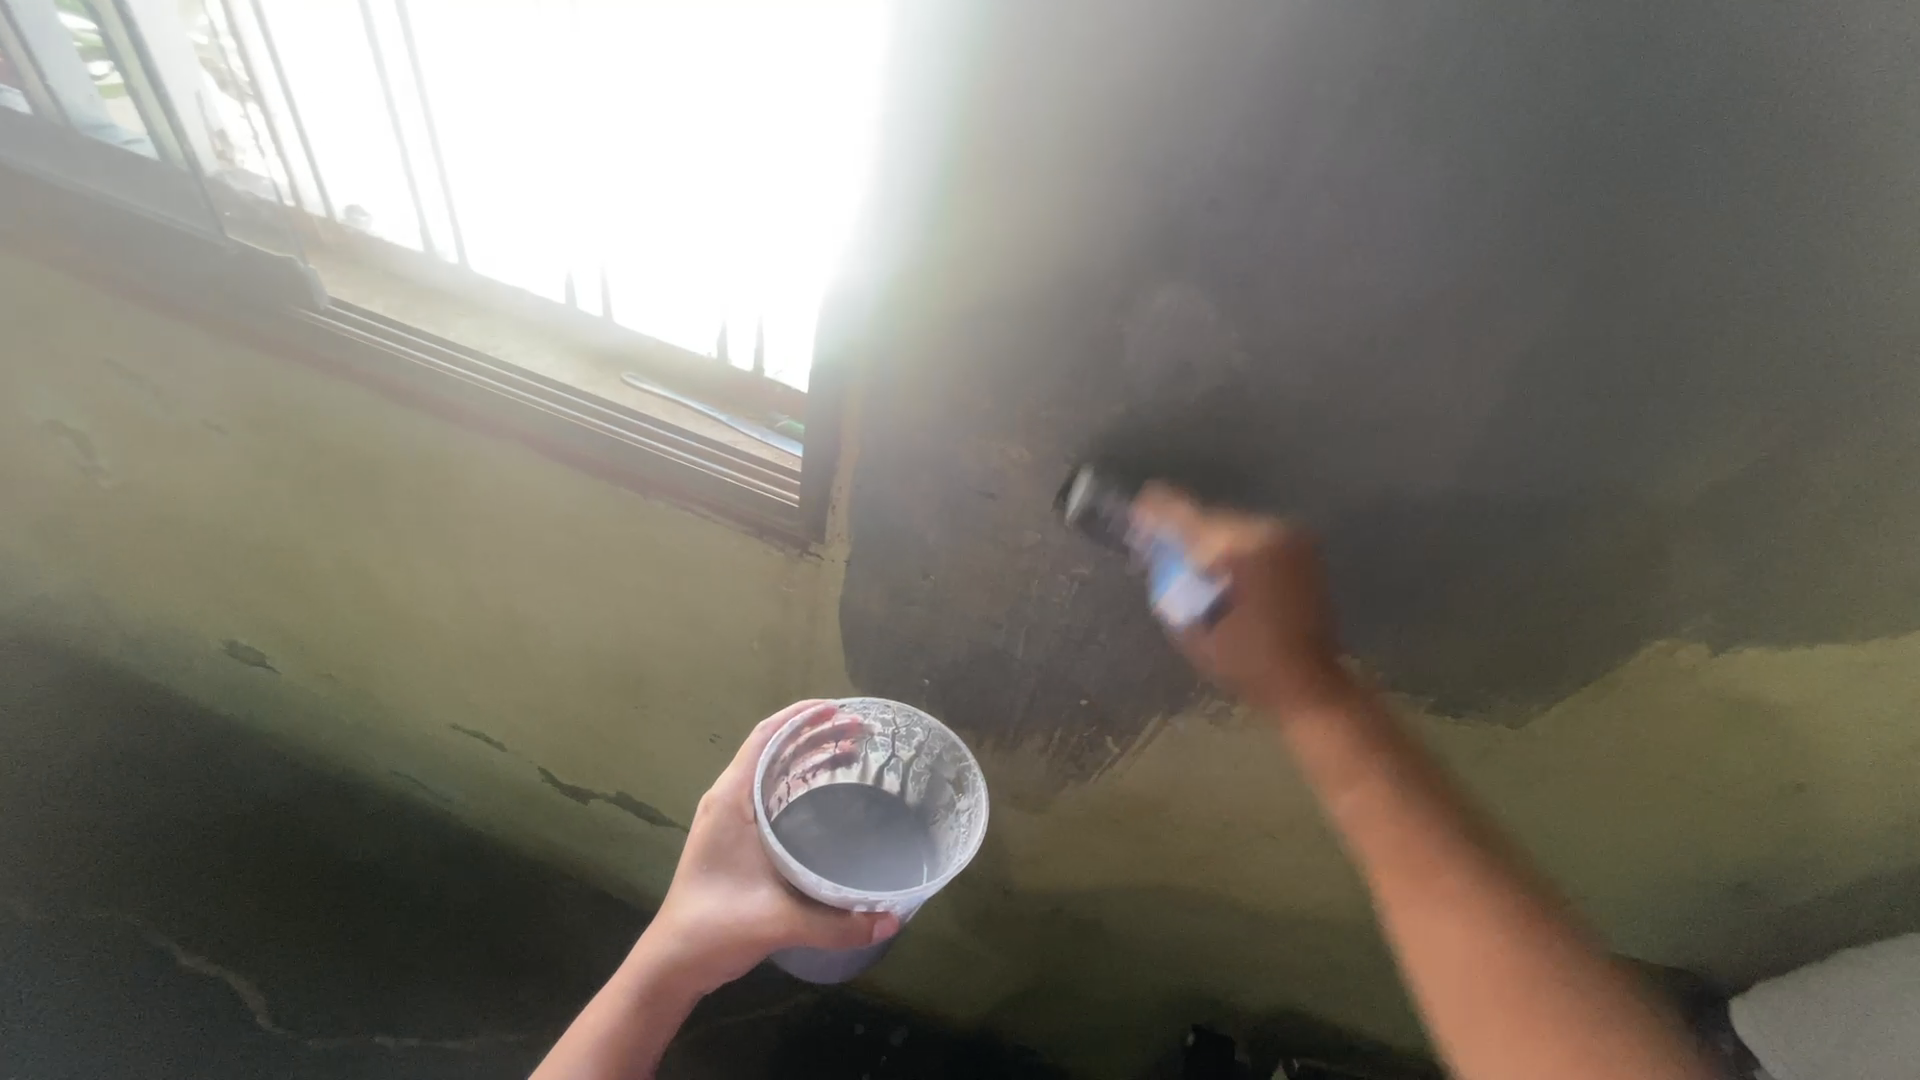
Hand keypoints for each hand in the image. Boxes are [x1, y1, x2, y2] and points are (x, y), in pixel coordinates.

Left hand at [638, 700, 899, 995]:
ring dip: (808, 755)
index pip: (766, 736)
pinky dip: (800, 781)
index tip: (840, 708)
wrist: (671, 965)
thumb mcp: (778, 922)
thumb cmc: (715, 928)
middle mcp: (729, 799)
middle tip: (859, 731)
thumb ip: (837, 923)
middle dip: (815, 732)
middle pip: (773, 746)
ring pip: (772, 769)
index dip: (802, 715)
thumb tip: (892, 918)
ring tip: (851, 753)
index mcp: (731, 799)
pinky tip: (827, 795)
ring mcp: (729, 817)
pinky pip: (771, 792)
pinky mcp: (734, 836)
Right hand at [1132, 483, 1356, 716]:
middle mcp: (1271, 534)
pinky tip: (1220, 569)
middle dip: (1186, 532)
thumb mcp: (1194, 632)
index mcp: (1244, 551)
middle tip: (1158, 539)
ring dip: (1210, 542)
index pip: (1191, 522)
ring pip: (1234, 530)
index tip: (1138, 504)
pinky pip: (1255, 540)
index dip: (1161, 512)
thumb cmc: (1247, 665)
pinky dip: (1234, 550)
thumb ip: (1172, 587)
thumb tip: (1160, 559)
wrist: (1310, 684)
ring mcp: (1292, 541)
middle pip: (1214, 522)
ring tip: (1189, 560)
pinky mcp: (1303, 553)